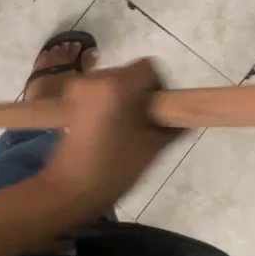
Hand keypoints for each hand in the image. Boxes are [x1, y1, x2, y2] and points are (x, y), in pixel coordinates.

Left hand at [37, 58, 182, 211]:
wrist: (71, 188)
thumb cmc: (115, 169)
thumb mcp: (153, 148)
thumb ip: (173, 126)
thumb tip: (184, 116)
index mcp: (117, 86)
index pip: (149, 67)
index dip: (159, 86)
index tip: (160, 110)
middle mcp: (96, 78)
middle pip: (130, 73)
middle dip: (141, 93)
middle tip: (146, 122)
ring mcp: (79, 86)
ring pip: (114, 80)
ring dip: (125, 96)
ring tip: (127, 127)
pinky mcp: (70, 98)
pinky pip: (100, 90)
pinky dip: (110, 100)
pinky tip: (111, 126)